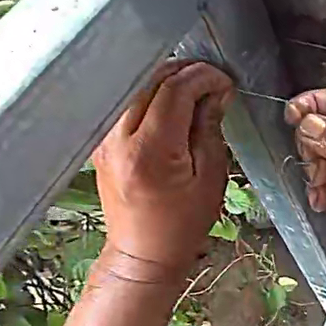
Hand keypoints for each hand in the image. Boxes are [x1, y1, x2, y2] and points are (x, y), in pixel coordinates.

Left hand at [92, 61, 233, 281]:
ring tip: (193, 91)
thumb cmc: (182, 224)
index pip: (174, 90)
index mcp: (150, 152)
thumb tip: (215, 94)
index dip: (204, 77)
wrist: (144, 252)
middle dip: (185, 73)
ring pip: (135, 86)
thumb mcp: (210, 178)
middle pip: (150, 80)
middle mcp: (119, 140)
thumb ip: (209, 129)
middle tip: (212, 83)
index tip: (225, 82)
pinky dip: (149, 94)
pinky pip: (125, 103)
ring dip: (166, 80)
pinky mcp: (101, 142)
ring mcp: (104, 140)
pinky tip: (170, 104)